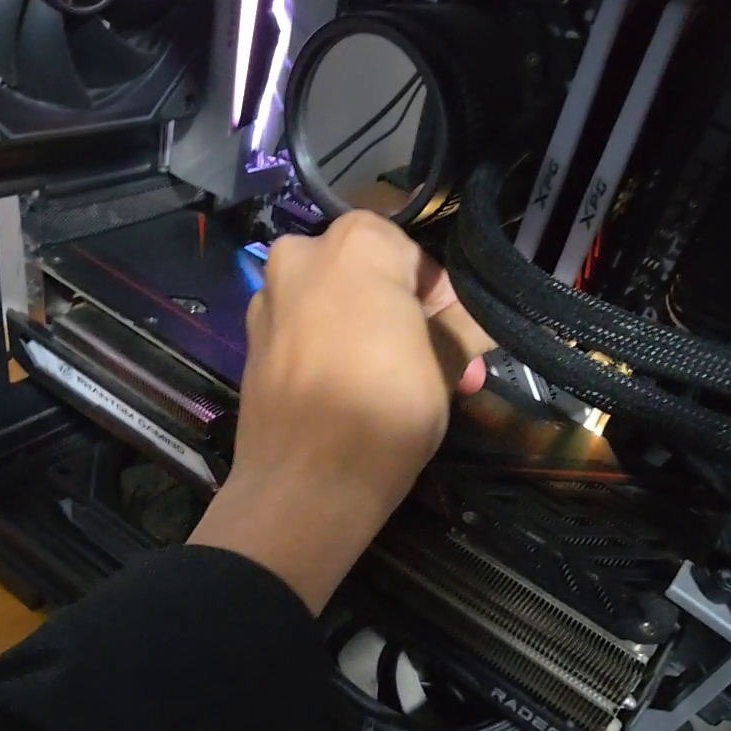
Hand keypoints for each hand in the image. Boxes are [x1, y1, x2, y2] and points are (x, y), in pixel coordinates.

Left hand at [188, 212, 493, 612]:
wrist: (304, 486)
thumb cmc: (384, 411)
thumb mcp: (445, 366)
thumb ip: (465, 328)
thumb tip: (480, 318)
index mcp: (355, 244)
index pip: (417, 258)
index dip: (442, 302)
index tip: (455, 344)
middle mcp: (301, 255)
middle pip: (371, 278)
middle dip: (406, 319)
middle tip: (436, 370)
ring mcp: (268, 299)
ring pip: (335, 306)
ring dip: (369, 335)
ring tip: (395, 387)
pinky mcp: (250, 342)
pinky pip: (304, 333)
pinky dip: (330, 350)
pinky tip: (349, 393)